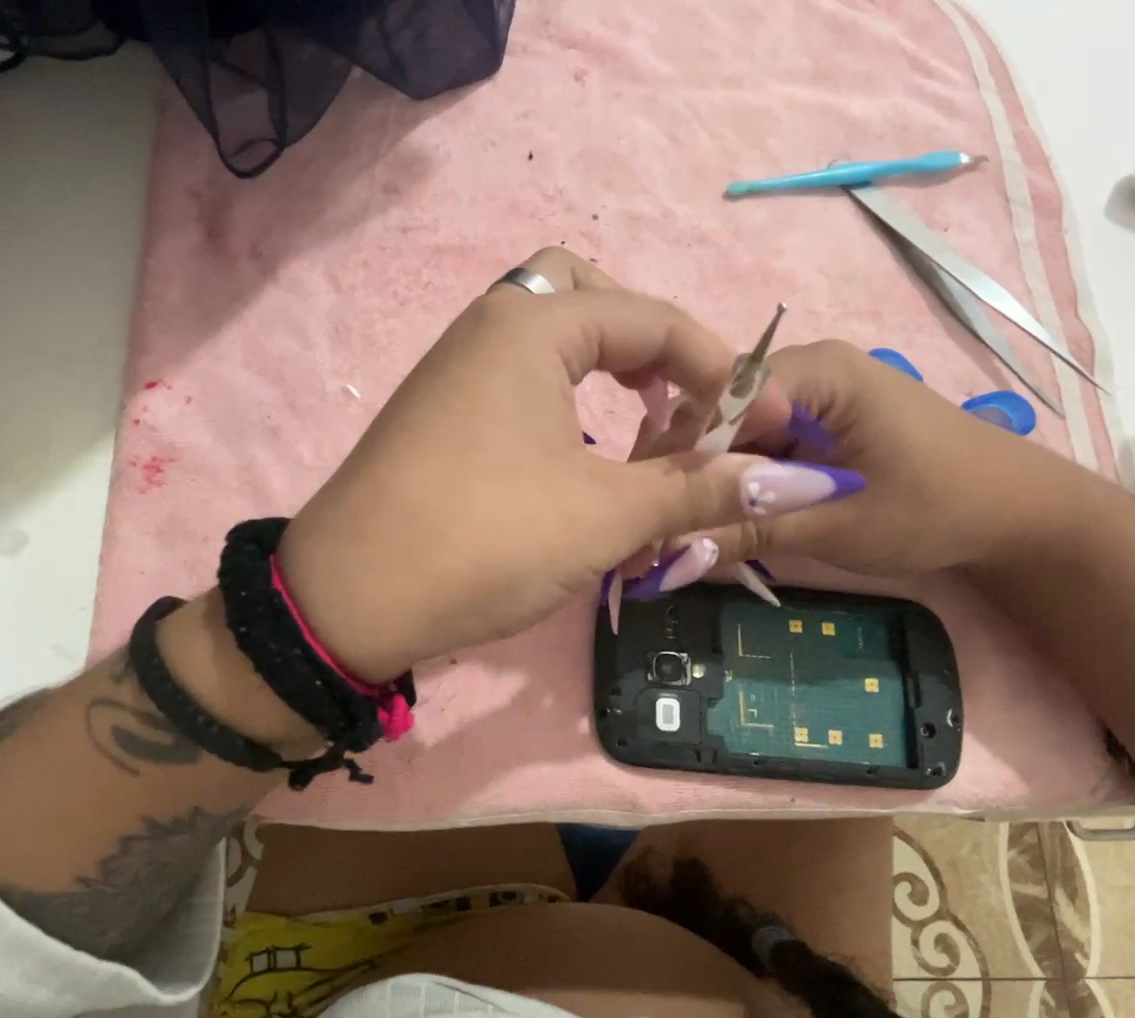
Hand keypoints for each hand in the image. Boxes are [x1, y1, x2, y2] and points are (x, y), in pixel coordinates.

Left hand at [277, 249, 798, 680]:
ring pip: (548, 345)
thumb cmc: (484, 540)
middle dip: (647, 346)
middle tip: (675, 407)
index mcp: (530, 326)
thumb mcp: (605, 517)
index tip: (754, 422)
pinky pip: (514, 385)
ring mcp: (453, 371)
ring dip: (604, 379)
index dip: (716, 364)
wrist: (347, 600)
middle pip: (588, 300)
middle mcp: (487, 329)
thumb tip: (787, 480)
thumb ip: (697, 489)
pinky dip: (560, 407)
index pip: (649, 316)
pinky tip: (576, 464)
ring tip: (636, 442)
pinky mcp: (435, 415)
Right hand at [690, 339, 1100, 576]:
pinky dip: (736, 487)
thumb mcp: (840, 525)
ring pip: (733, 438)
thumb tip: (667, 548)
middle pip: (718, 417)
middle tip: (655, 526)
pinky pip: (757, 451)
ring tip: (675, 530)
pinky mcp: (816, 427)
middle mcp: (805, 373)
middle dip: (687, 472)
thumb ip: (750, 528)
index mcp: (817, 372)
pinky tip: (715, 520)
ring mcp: (810, 400)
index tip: (650, 507)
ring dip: (708, 484)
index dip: (679, 455)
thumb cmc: (941, 508)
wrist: (1020, 515)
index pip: (717, 401)